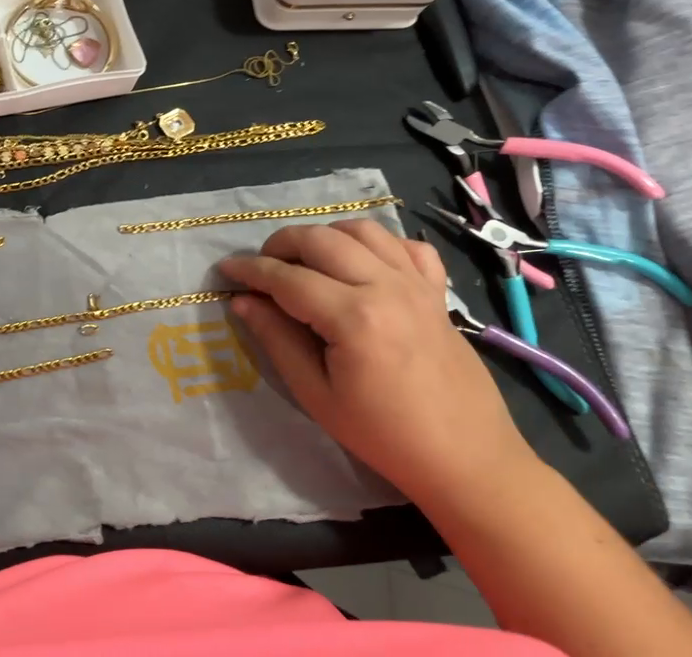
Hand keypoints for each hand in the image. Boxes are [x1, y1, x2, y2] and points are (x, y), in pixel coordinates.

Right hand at [221, 221, 538, 506]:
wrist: (466, 459)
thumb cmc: (383, 435)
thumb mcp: (316, 395)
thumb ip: (277, 340)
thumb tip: (243, 302)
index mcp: (354, 317)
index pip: (287, 277)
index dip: (250, 270)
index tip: (225, 270)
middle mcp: (386, 288)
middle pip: (321, 239)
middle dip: (280, 245)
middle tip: (261, 268)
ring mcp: (417, 286)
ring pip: (362, 231)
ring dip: (325, 236)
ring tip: (305, 261)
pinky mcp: (437, 294)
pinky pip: (407, 247)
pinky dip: (378, 245)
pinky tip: (361, 265)